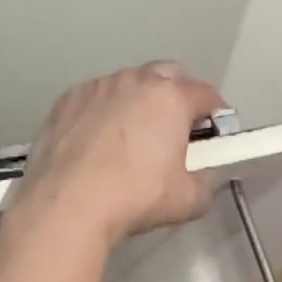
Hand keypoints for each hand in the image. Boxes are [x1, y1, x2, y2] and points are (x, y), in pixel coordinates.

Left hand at [8, 62, 227, 245]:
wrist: (68, 205)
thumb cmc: (135, 198)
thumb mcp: (189, 200)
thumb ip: (205, 182)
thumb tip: (202, 178)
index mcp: (171, 98)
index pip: (206, 94)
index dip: (216, 114)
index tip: (215, 133)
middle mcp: (134, 81)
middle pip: (168, 75)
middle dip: (179, 95)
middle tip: (178, 128)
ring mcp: (96, 88)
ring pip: (128, 83)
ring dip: (139, 101)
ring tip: (136, 135)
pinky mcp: (66, 102)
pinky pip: (95, 99)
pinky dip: (105, 111)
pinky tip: (100, 141)